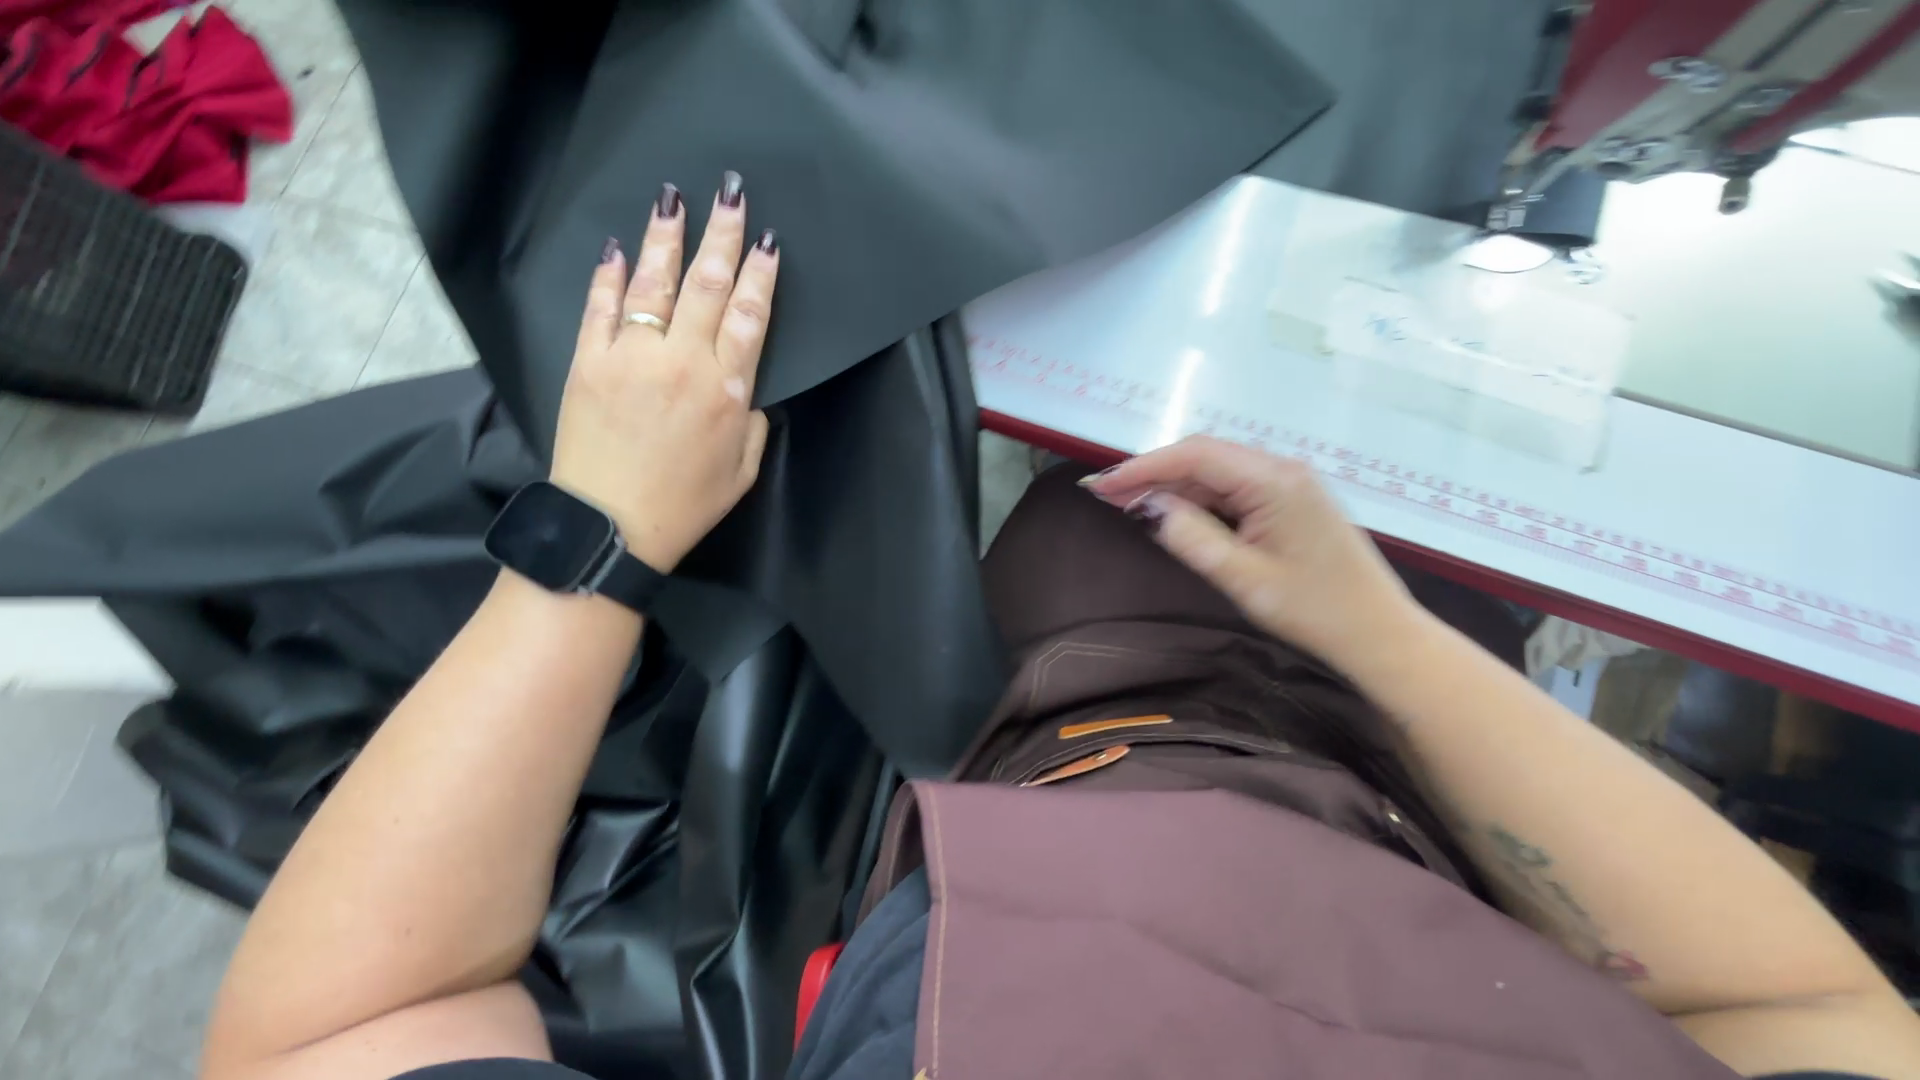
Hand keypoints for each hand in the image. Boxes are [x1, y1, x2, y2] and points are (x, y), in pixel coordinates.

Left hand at [551, 174, 777, 571]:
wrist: (609, 526)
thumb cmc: (685, 505)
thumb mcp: (742, 471)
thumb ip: (752, 422)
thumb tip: (744, 389)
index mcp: (726, 389)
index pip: (748, 314)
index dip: (759, 274)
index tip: (765, 239)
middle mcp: (682, 361)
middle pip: (707, 284)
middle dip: (722, 235)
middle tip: (730, 193)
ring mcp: (632, 356)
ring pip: (654, 283)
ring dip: (667, 238)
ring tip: (674, 198)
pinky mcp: (588, 362)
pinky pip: (600, 308)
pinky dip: (609, 275)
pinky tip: (618, 247)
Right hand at [1082, 435, 1418, 663]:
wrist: (1381, 635)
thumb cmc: (1315, 611)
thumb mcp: (1243, 578)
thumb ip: (1191, 537)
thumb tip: (1146, 506)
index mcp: (1274, 480)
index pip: (1194, 456)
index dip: (1142, 467)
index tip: (1100, 487)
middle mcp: (1282, 469)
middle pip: (1204, 458)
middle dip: (1153, 474)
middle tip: (1106, 497)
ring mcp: (1290, 483)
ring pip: (1217, 473)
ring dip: (1174, 487)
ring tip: (1129, 506)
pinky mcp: (1291, 501)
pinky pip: (1235, 489)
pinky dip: (1200, 500)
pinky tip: (1174, 514)